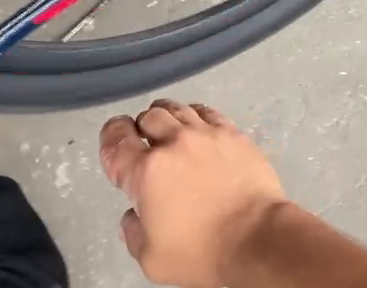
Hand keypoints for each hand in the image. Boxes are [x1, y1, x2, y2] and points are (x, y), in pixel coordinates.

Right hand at [99, 99, 288, 286]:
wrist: (256, 238)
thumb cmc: (203, 252)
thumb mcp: (152, 259)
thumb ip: (133, 233)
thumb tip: (133, 216)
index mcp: (147, 172)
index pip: (117, 141)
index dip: (110, 136)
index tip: (113, 139)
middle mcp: (174, 143)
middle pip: (148, 117)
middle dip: (140, 127)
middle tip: (142, 140)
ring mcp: (205, 133)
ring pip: (176, 108)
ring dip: (166, 116)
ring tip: (166, 126)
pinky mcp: (231, 132)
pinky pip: (206, 111)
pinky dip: (194, 114)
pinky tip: (196, 123)